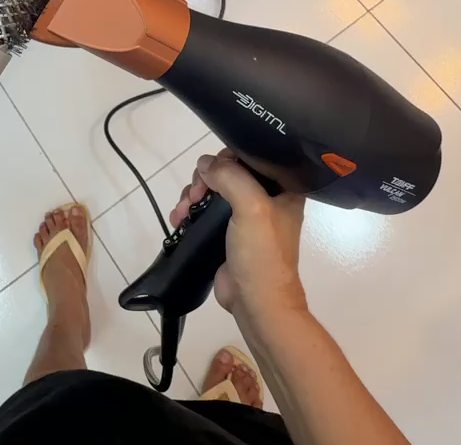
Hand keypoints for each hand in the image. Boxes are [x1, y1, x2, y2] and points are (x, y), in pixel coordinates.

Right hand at [170, 150, 305, 318]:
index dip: (228, 157)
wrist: (257, 304)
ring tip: (182, 211)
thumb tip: (205, 164)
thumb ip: (230, 177)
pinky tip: (178, 218)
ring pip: (213, 189)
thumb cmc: (262, 254)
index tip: (212, 171)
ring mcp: (245, 216)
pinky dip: (190, 210)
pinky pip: (205, 210)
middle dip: (204, 179)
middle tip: (195, 195)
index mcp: (282, 188)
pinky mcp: (228, 232)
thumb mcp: (252, 207)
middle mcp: (265, 198)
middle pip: (227, 171)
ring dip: (193, 194)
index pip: (252, 156)